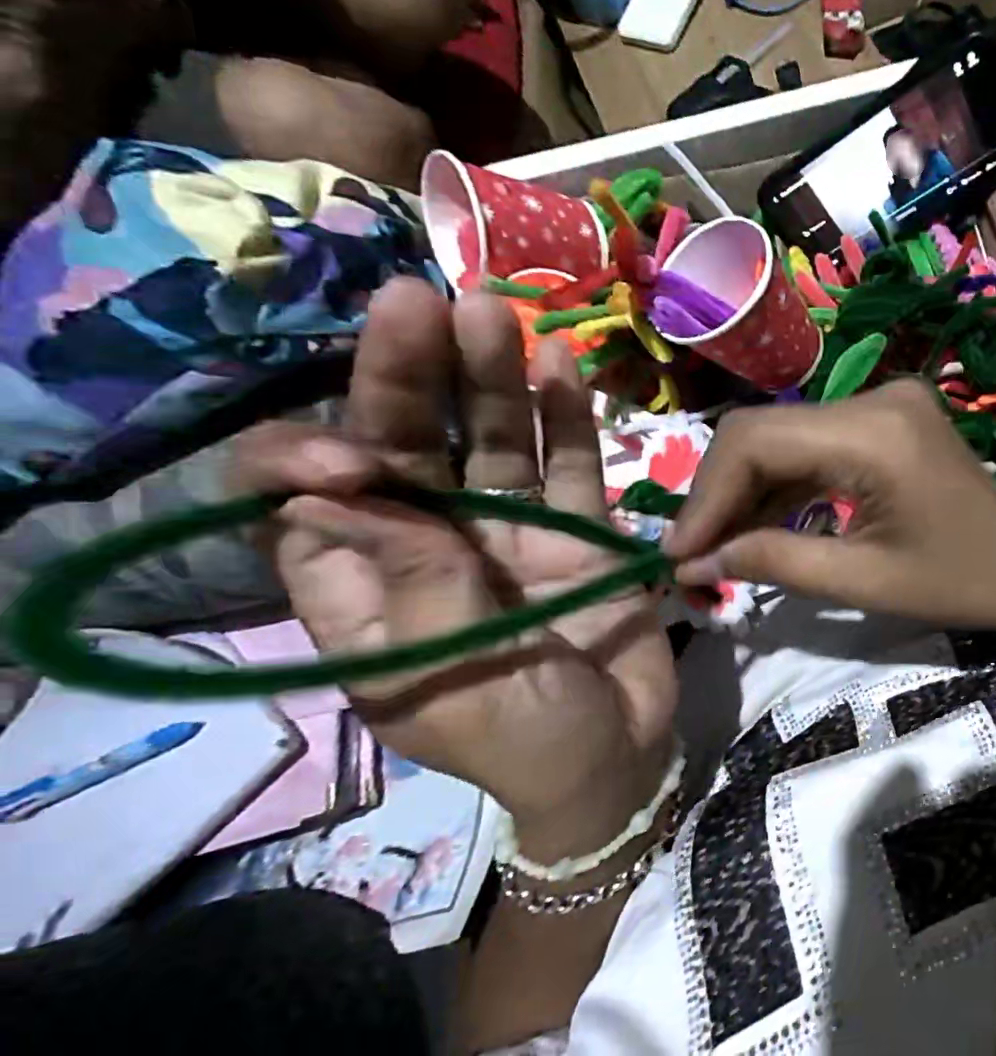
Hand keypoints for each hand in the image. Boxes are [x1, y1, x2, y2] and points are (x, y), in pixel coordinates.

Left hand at [232, 279, 675, 859]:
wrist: (620, 753)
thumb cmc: (522, 739)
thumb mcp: (451, 678)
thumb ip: (414, 583)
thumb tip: (330, 490)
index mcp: (367, 592)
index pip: (312, 502)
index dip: (318, 462)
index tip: (354, 460)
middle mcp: (433, 546)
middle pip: (410, 449)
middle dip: (410, 379)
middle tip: (421, 305)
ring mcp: (514, 532)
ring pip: (494, 444)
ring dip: (492, 379)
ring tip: (493, 312)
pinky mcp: (582, 532)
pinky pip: (569, 466)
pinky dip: (567, 418)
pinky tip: (560, 364)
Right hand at [665, 379, 995, 631]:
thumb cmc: (960, 582)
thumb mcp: (862, 581)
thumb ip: (773, 561)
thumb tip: (693, 562)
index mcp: (876, 432)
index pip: (756, 441)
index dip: (705, 496)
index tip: (678, 554)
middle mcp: (877, 397)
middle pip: (764, 432)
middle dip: (721, 494)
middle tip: (693, 556)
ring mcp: (885, 402)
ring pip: (786, 437)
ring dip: (749, 491)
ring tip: (717, 549)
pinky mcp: (887, 418)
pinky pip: (816, 444)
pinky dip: (784, 485)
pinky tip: (759, 524)